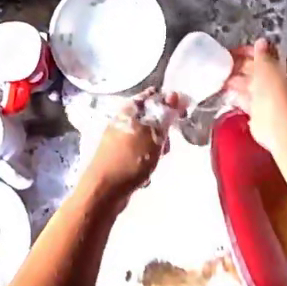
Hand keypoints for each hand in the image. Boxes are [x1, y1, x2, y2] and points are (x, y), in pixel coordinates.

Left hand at [78, 90, 177, 209]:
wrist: (104, 191)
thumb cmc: (130, 158)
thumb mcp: (154, 134)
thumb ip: (166, 114)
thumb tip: (176, 94)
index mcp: (128, 110)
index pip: (153, 96)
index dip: (170, 102)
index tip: (182, 114)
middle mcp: (122, 121)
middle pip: (152, 119)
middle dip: (163, 132)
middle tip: (166, 146)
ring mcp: (119, 140)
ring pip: (148, 139)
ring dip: (156, 150)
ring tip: (155, 161)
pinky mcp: (119, 158)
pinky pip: (140, 155)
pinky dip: (145, 163)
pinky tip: (144, 175)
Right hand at [225, 39, 286, 148]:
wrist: (278, 124)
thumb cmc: (275, 89)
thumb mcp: (267, 66)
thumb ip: (262, 54)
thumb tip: (261, 41)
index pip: (267, 54)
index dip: (250, 51)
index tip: (231, 51)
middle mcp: (281, 81)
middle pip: (259, 70)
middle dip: (240, 66)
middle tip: (221, 64)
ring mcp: (271, 98)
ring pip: (252, 85)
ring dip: (237, 81)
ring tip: (219, 77)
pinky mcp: (261, 113)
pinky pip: (247, 100)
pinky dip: (237, 96)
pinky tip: (224, 92)